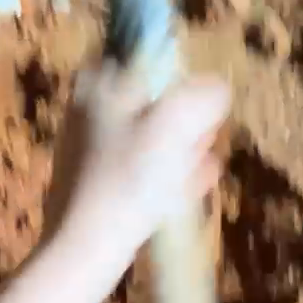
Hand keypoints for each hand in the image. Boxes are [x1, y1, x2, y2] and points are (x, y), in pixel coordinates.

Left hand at [42, 63, 228, 261]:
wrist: (85, 247)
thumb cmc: (129, 178)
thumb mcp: (177, 122)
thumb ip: (205, 94)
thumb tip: (216, 90)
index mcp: (97, 79)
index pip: (150, 55)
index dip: (180, 78)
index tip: (195, 106)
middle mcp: (89, 105)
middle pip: (156, 100)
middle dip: (185, 122)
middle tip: (200, 142)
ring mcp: (90, 144)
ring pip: (152, 137)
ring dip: (181, 152)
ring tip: (197, 170)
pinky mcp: (97, 180)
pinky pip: (141, 168)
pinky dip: (164, 177)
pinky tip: (182, 193)